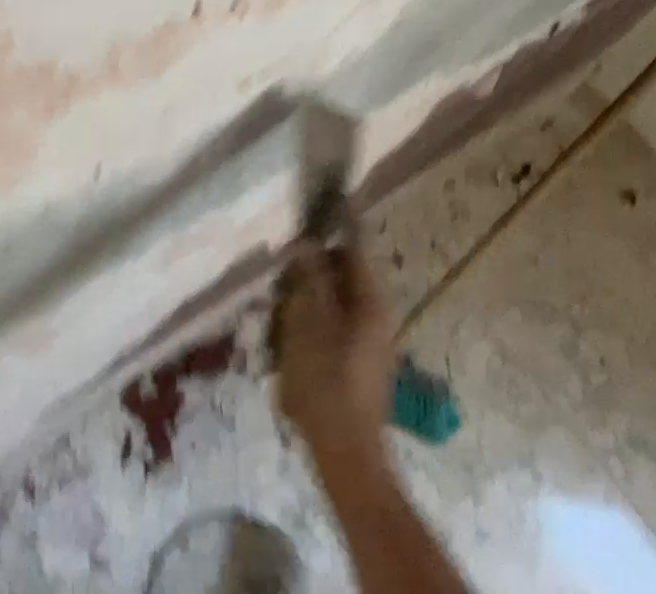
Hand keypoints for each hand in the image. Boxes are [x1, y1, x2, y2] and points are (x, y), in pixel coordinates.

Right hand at [275, 238, 396, 458]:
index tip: (317, 204)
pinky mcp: (357, 362)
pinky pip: (333, 326)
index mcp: (371, 302)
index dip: (335, 227)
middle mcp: (377, 316)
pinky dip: (310, 321)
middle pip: (343, 275)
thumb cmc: (325, 383)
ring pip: (335, 302)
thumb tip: (308, 243)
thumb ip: (310, 281)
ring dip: (307, 297)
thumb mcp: (309, 324)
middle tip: (280, 269)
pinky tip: (286, 337)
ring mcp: (369, 341)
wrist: (345, 451)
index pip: (355, 248)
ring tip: (277, 306)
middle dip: (311, 268)